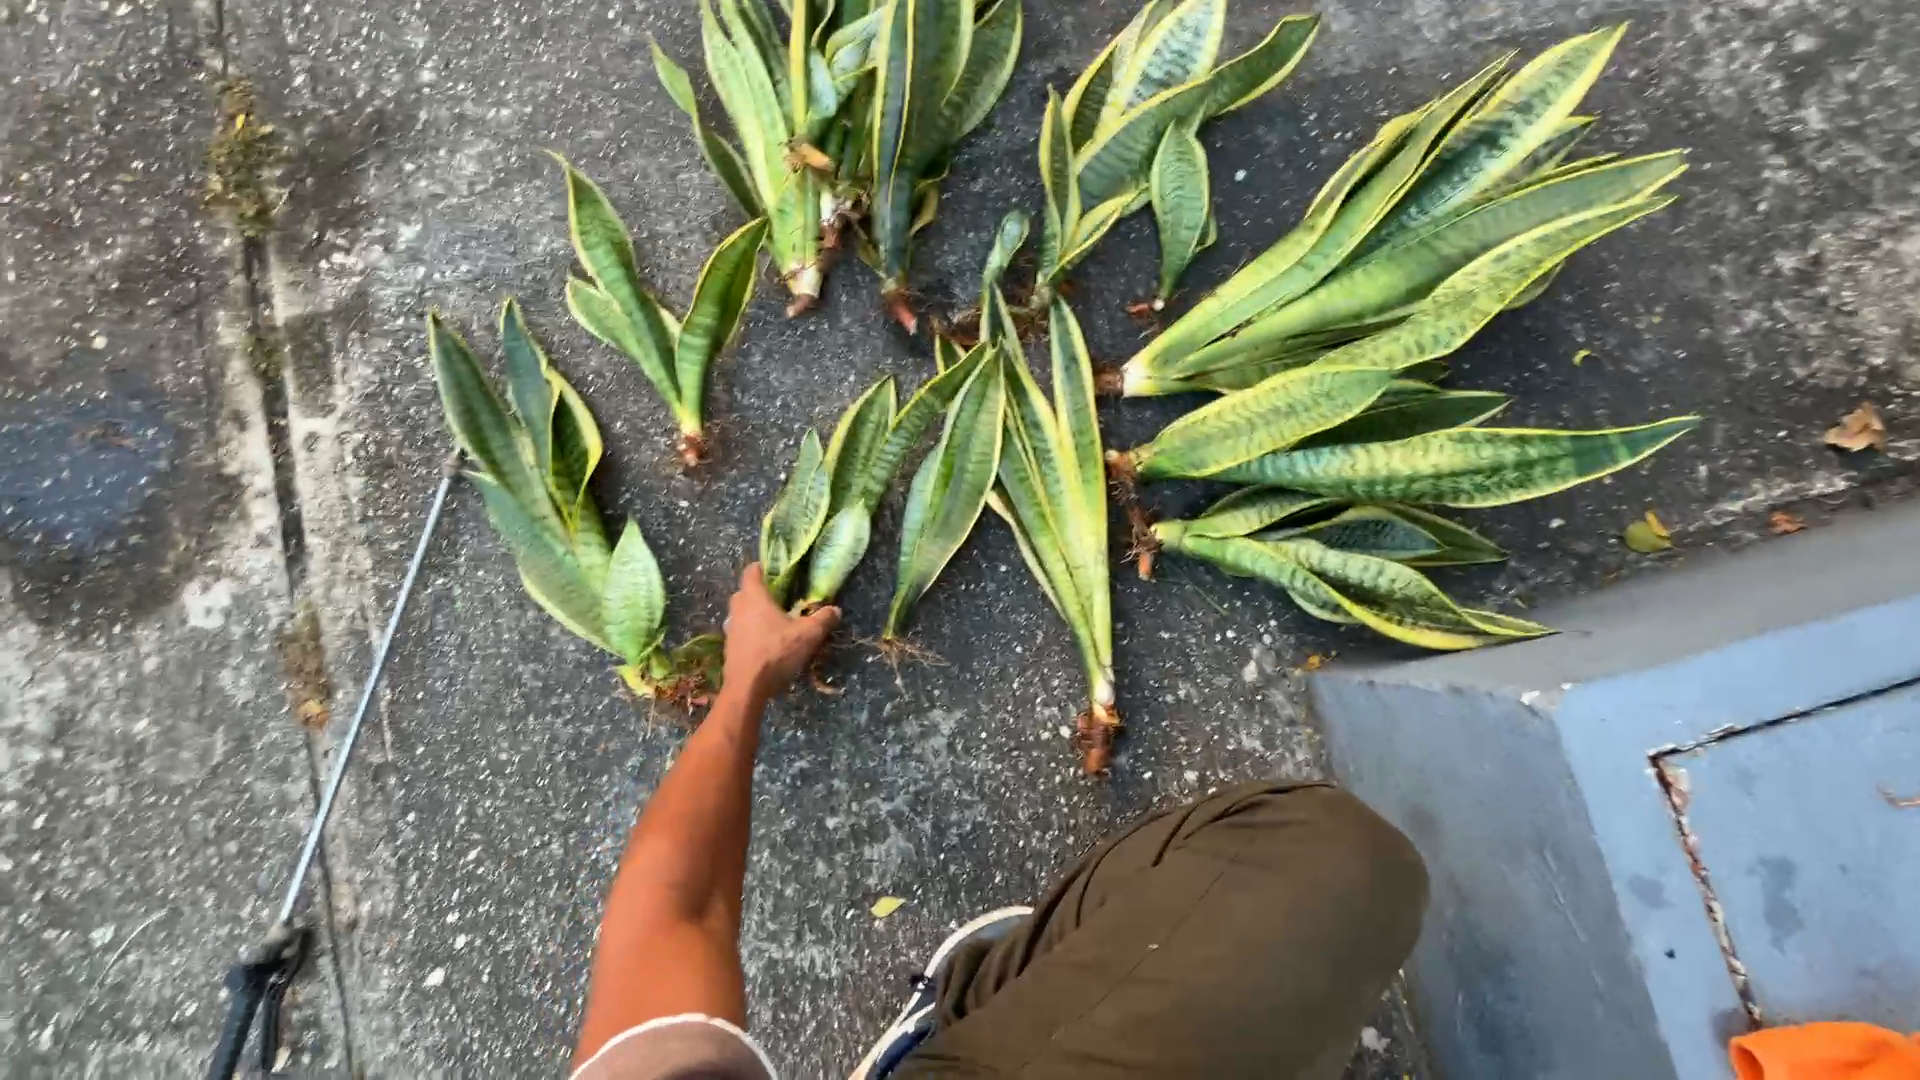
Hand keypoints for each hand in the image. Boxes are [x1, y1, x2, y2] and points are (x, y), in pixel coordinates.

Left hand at [720, 564, 839, 701]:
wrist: (747, 688)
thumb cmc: (776, 652)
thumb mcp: (808, 635)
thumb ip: (822, 619)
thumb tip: (835, 609)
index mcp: (754, 597)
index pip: (751, 571)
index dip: (763, 568)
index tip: (777, 573)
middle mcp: (738, 608)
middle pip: (746, 591)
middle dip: (761, 592)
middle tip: (781, 599)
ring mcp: (731, 628)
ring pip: (742, 613)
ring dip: (755, 614)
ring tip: (776, 622)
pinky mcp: (730, 647)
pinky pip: (741, 631)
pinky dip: (752, 632)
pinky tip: (767, 644)